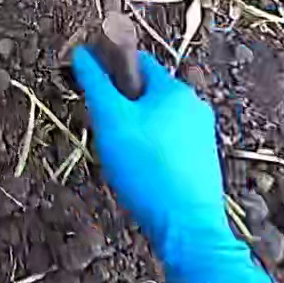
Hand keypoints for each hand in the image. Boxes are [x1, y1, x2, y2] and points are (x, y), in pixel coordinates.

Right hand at [73, 47, 277, 282]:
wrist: (187, 228)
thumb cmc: (145, 166)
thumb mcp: (110, 118)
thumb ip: (95, 82)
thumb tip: (82, 53)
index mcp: (175, 90)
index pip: (137, 61)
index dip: (111, 68)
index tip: (92, 86)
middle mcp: (194, 106)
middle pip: (146, 91)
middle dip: (121, 104)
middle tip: (103, 125)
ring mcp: (202, 135)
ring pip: (156, 117)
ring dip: (134, 126)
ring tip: (119, 151)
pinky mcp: (202, 161)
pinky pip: (168, 141)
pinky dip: (150, 146)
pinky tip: (138, 168)